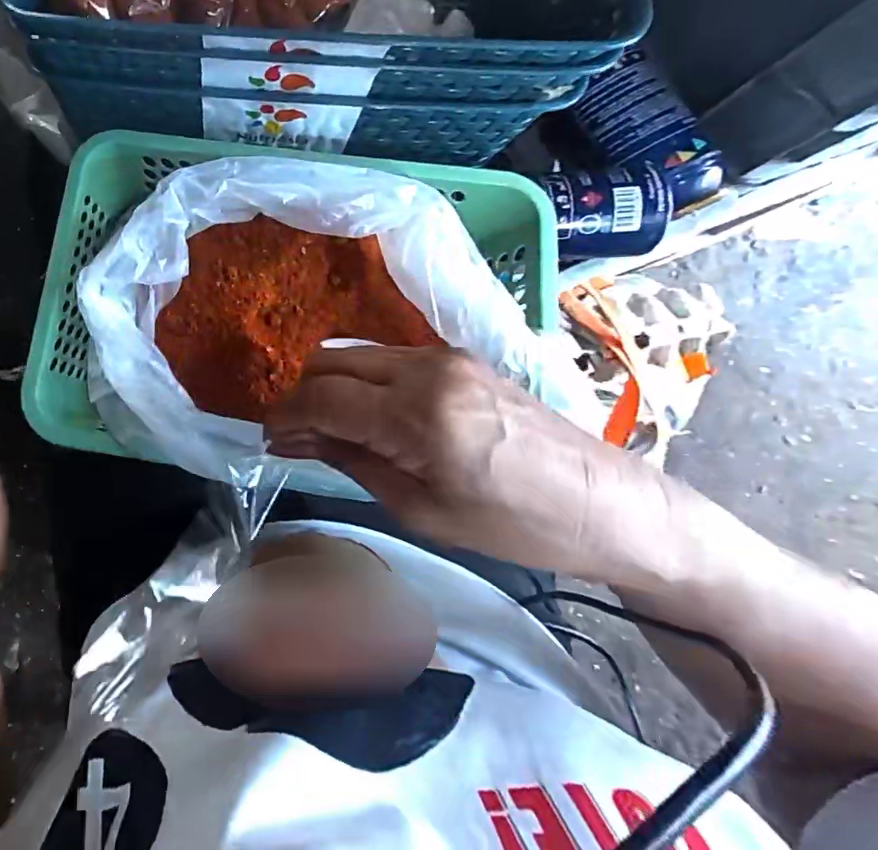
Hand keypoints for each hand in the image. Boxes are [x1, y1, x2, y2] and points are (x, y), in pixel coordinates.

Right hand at [262, 345, 691, 588]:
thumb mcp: (421, 509)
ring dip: (330, 385)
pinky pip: (386, 357)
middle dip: (300, 396)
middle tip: (295, 437)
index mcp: (416, 416)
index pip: (320, 398)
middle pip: (329, 361)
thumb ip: (351, 461)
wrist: (608, 504)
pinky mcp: (458, 356)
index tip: (269, 439)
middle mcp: (425, 369)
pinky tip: (369, 415)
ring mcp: (444, 356)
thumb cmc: (514, 526)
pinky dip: (362, 380)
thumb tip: (296, 439)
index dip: (284, 416)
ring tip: (330, 429)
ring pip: (354, 353)